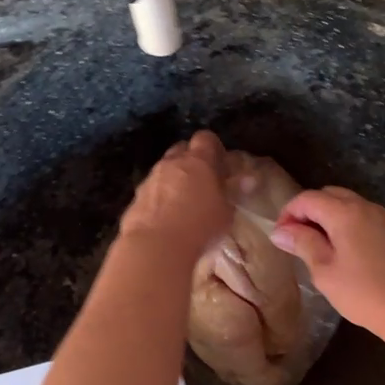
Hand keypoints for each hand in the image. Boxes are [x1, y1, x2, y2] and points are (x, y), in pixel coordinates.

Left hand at [119, 131, 234, 258]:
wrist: (155, 246)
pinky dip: (158, 196)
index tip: (221, 164)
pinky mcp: (136, 197)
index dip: (214, 148)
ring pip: (164, 169)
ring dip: (173, 178)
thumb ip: (233, 193)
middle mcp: (171, 163)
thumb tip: (247, 180)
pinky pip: (151, 189)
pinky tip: (165, 217)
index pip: (206, 138)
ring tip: (183, 202)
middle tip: (203, 181)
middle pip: (181, 149)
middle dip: (191, 159)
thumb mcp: (226, 213)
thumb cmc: (200, 227)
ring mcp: (150, 179)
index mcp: (198, 161)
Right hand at [270, 187, 384, 339]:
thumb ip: (302, 244)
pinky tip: (340, 251)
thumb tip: (280, 231)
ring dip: (326, 217)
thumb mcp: (324, 271)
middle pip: (327, 195)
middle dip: (307, 211)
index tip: (280, 237)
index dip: (288, 213)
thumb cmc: (364, 293)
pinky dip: (343, 224)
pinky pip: (359, 216)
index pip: (307, 198)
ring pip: (345, 204)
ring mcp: (381, 217)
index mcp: (344, 212)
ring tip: (315, 247)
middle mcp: (364, 206)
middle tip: (296, 240)